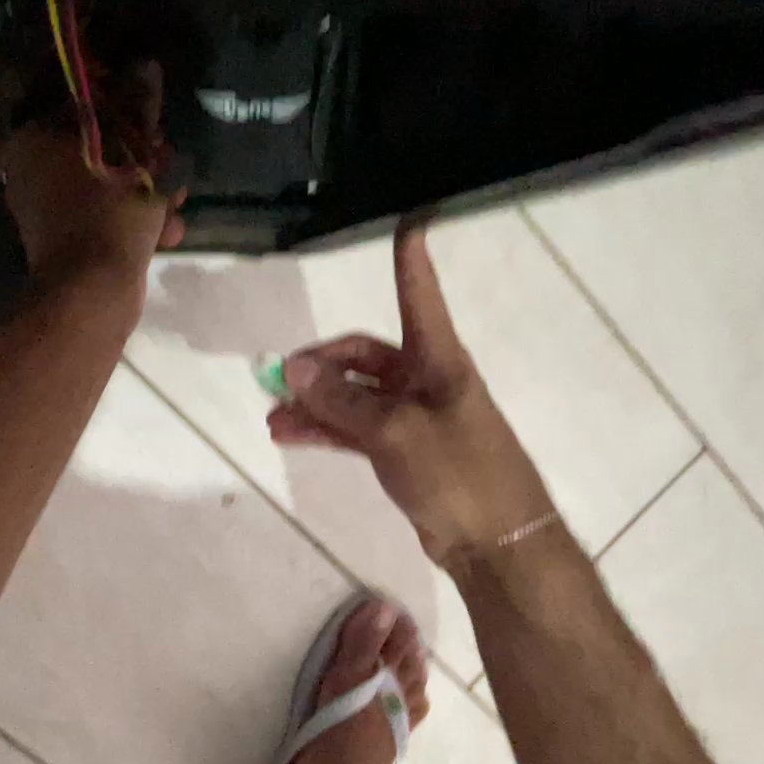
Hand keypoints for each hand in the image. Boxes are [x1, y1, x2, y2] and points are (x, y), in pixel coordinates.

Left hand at [0, 64, 185, 287]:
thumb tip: (145, 68)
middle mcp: (32, 177)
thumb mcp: (132, 154)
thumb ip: (139, 110)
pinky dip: (134, 224)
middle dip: (141, 159)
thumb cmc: (107, 215)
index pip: (81, 110)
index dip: (123, 112)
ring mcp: (49, 218)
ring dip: (146, 193)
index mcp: (32, 144)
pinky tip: (167, 232)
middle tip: (170, 165)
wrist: (92, 296)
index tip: (153, 124)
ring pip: (107, 189)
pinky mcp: (70, 249)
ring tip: (176, 202)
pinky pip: (106, 222)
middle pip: (97, 151)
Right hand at [269, 226, 555, 567]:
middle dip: (320, 366)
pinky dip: (323, 431)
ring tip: (271, 417)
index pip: (418, 298)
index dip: (410, 262)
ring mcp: (409, 419)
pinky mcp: (399, 452)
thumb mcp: (395, 433)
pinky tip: (290, 435)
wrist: (492, 540)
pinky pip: (353, 430)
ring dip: (313, 405)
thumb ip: (341, 402)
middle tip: (277, 379)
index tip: (410, 222)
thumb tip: (293, 371)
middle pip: (364, 358)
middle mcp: (423, 382)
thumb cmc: (458, 473)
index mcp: (437, 362)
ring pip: (352, 398)